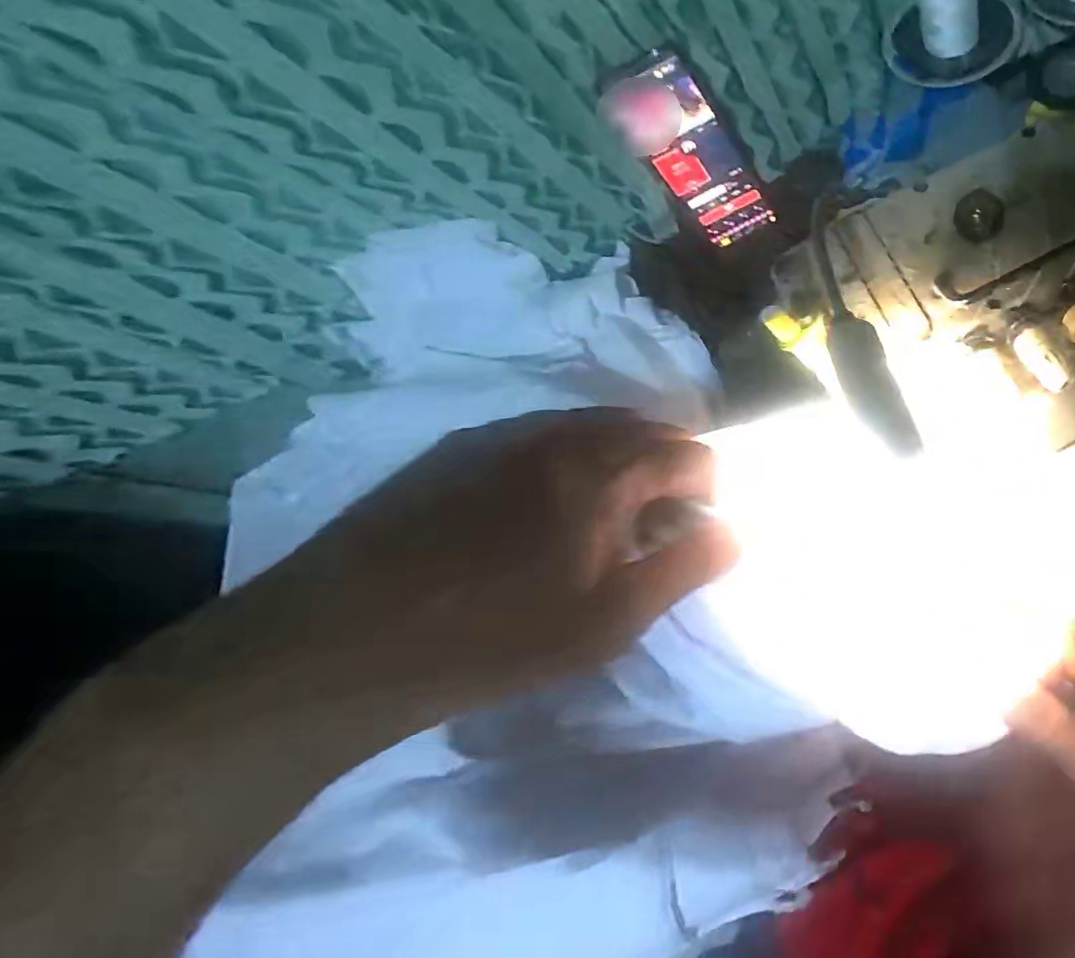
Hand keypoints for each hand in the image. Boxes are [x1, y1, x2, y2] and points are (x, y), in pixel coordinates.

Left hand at [139, 409, 738, 736]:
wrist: (337, 645)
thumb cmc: (496, 637)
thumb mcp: (610, 619)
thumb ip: (684, 567)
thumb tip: (736, 531)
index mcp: (606, 469)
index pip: (691, 455)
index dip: (710, 492)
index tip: (696, 533)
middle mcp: (562, 433)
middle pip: (647, 431)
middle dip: (670, 471)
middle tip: (657, 528)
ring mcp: (505, 433)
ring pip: (594, 428)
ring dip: (622, 463)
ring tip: (605, 520)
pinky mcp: (458, 448)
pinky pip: (544, 436)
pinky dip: (572, 460)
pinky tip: (542, 511)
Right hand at [1007, 624, 1074, 821]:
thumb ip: (1059, 735)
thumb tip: (1008, 695)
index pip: (1062, 647)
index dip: (1031, 671)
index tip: (1011, 704)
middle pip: (1070, 635)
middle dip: (1036, 661)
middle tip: (1014, 699)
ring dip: (1050, 666)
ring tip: (1031, 703)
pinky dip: (1068, 671)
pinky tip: (1057, 701)